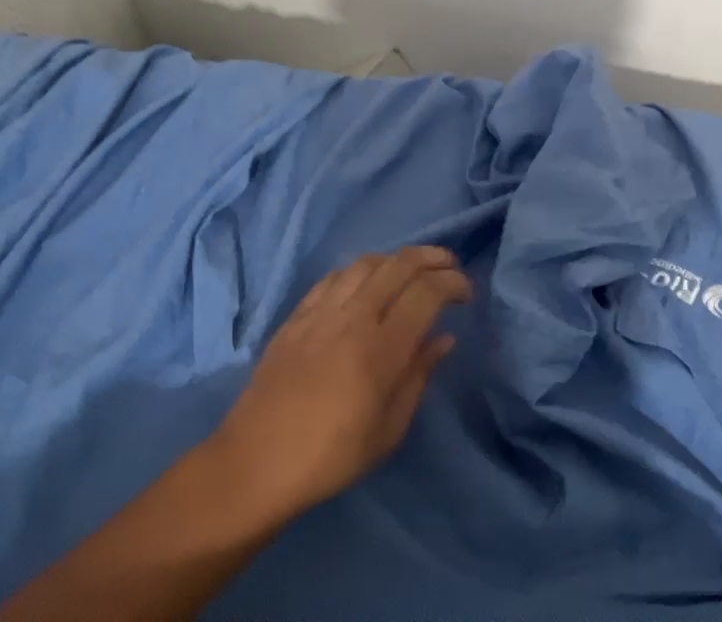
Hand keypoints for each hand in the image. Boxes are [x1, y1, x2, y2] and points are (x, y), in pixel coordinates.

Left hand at [210, 246, 471, 521]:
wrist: (255, 464)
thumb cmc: (331, 457)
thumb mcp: (389, 429)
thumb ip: (419, 376)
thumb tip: (443, 339)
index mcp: (380, 349)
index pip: (426, 292)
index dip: (452, 282)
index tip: (466, 294)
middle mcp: (352, 319)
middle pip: (398, 265)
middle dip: (431, 258)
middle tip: (449, 267)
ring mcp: (319, 314)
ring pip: (365, 263)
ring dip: (395, 260)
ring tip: (411, 272)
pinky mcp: (295, 318)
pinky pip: (332, 278)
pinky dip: (359, 272)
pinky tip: (366, 285)